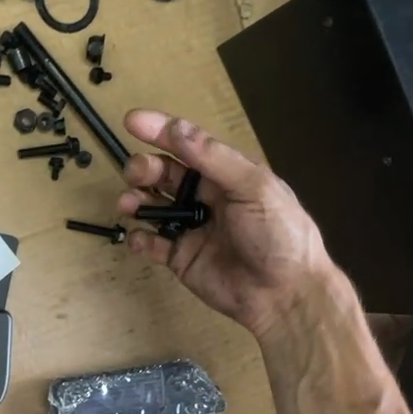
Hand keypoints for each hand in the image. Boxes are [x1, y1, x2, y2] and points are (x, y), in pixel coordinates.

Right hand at [115, 110, 335, 338]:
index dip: (161, 131)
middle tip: (134, 173)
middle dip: (146, 168)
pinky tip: (138, 238)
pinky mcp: (181, 259)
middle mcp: (207, 198)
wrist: (284, 293)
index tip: (132, 120)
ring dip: (137, 200)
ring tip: (128, 204)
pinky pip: (153, 245)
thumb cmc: (278, 234)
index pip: (189, 146)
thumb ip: (213, 158)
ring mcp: (192, 229)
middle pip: (166, 175)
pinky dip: (140, 239)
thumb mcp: (253, 187)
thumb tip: (177, 129)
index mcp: (228, 175)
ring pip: (154, 207)